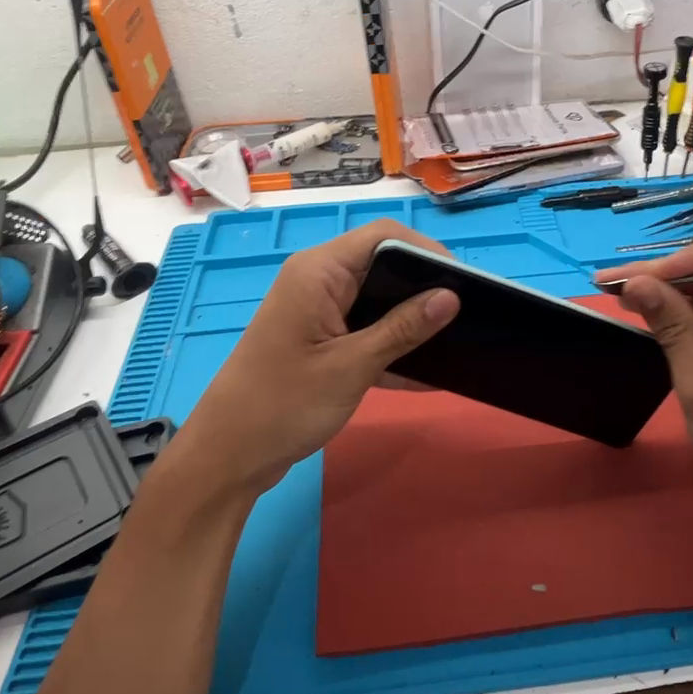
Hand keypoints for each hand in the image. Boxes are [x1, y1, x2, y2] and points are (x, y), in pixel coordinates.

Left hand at [170, 221, 460, 497]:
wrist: (227, 457)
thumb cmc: (284, 404)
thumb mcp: (352, 366)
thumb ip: (403, 328)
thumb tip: (451, 297)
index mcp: (319, 271)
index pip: (384, 236)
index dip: (427, 251)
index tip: (464, 282)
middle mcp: (318, 280)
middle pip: (383, 265)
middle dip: (424, 287)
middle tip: (465, 314)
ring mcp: (318, 311)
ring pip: (377, 300)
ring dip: (410, 322)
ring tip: (454, 341)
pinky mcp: (320, 340)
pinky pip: (366, 330)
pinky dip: (392, 348)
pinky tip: (427, 374)